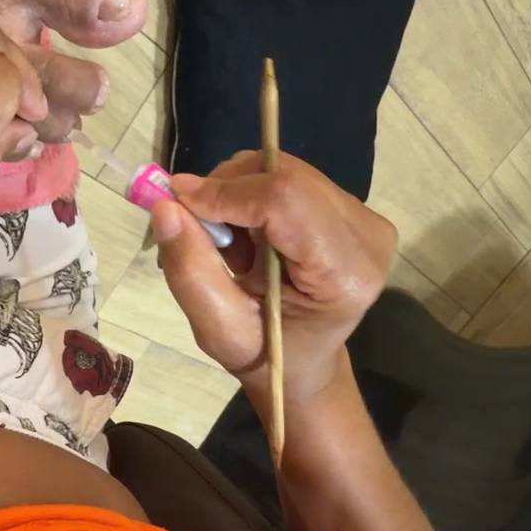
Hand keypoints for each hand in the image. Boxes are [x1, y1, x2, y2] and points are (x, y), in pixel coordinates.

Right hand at [152, 152, 397, 403]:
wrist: (301, 361)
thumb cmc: (264, 356)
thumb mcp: (218, 329)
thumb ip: (192, 271)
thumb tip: (165, 206)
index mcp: (344, 274)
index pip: (285, 200)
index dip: (225, 192)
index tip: (174, 202)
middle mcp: (366, 234)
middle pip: (283, 175)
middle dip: (225, 191)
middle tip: (194, 229)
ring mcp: (363, 216)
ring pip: (281, 169)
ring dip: (236, 194)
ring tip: (226, 243)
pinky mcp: (349, 207)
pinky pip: (286, 177)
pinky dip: (250, 196)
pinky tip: (247, 235)